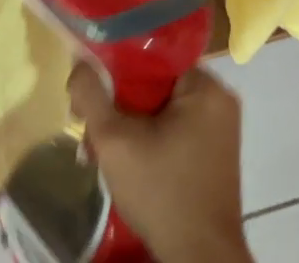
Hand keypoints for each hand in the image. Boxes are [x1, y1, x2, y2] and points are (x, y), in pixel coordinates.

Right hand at [69, 62, 254, 262]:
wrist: (199, 257)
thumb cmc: (160, 191)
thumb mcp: (113, 139)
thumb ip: (91, 93)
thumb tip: (79, 60)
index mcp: (205, 88)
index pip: (151, 55)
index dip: (114, 63)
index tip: (89, 81)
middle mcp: (218, 101)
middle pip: (153, 81)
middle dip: (116, 99)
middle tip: (86, 119)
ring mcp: (218, 128)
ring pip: (158, 106)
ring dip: (126, 121)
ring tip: (97, 144)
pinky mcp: (211, 151)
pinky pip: (171, 126)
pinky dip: (145, 135)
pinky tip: (121, 156)